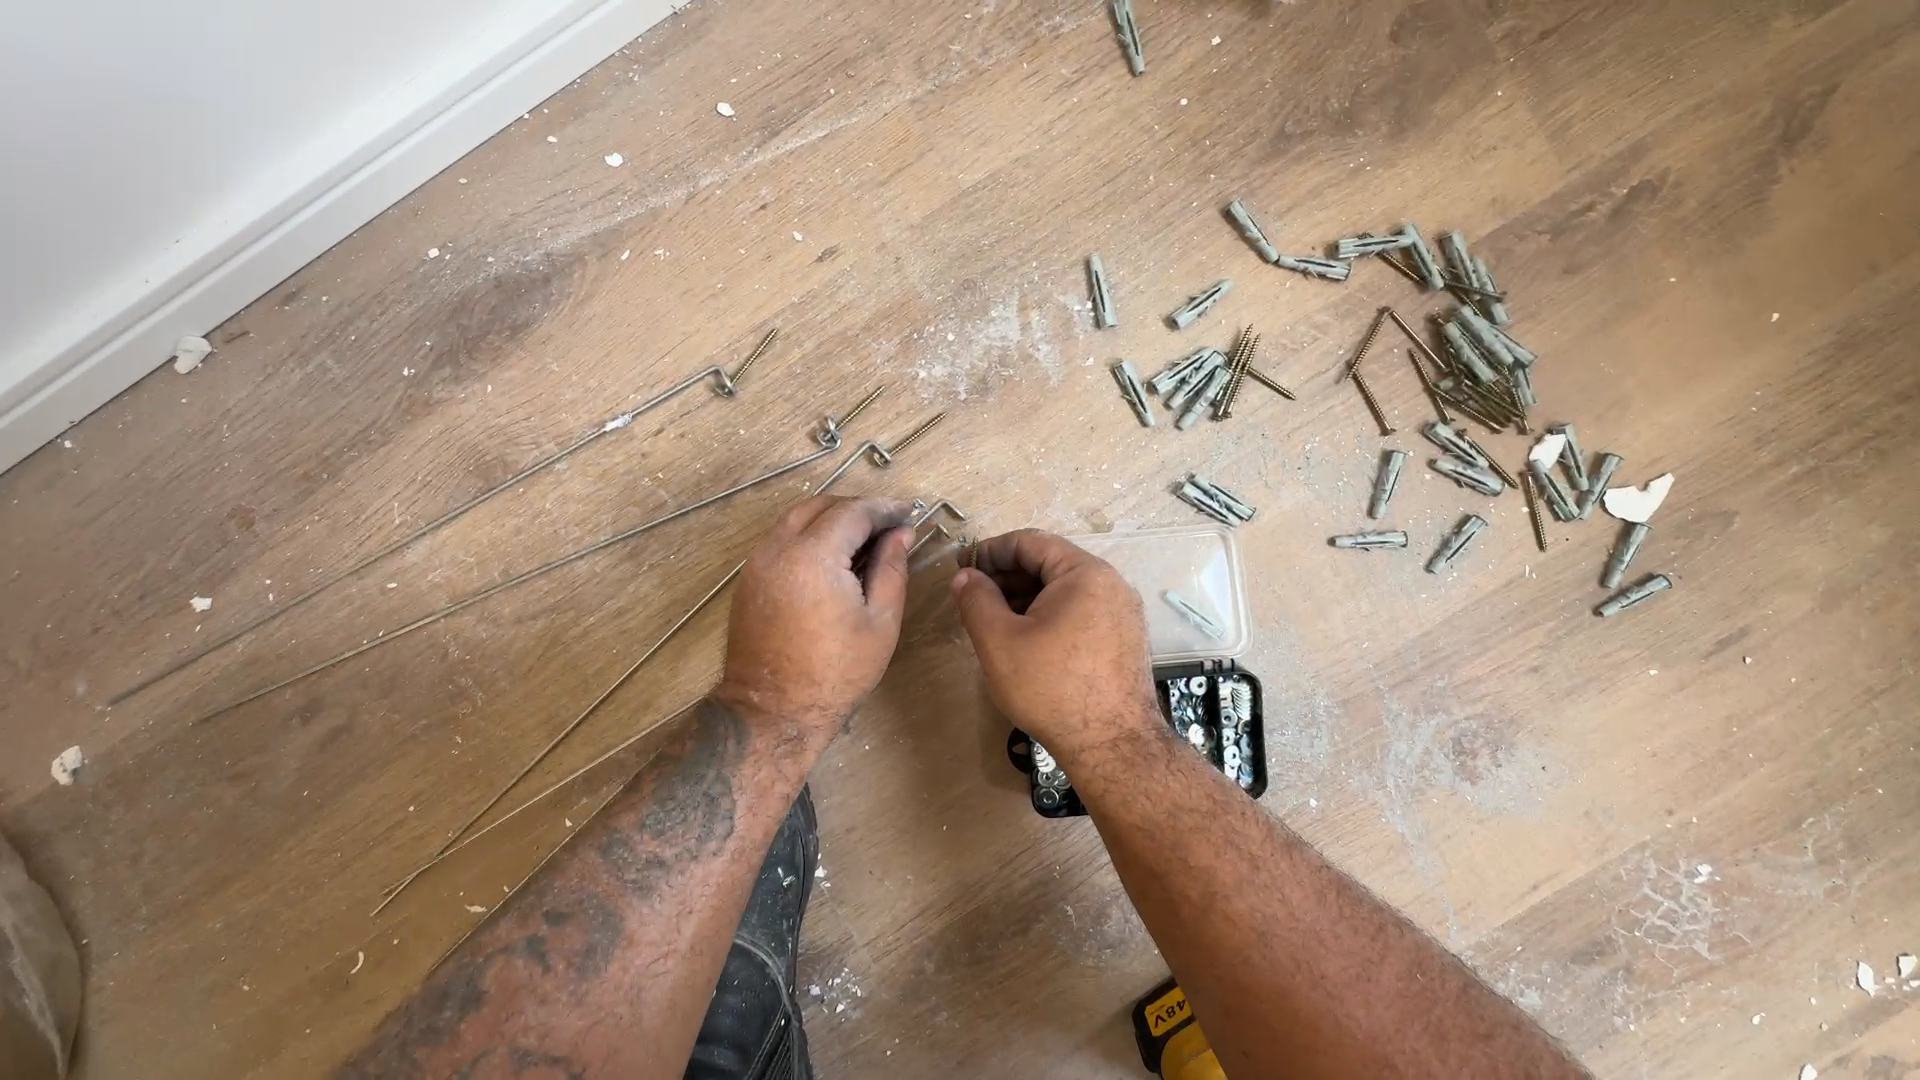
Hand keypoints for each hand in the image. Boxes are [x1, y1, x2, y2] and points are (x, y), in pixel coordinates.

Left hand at [715, 496, 914, 749]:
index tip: (909, 514)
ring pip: (796, 518)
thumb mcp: (880, 622)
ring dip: (831, 519)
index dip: (884, 509)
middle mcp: (778, 549)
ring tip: (864, 538)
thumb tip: (900, 534)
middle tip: (889, 524)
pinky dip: (810, 535)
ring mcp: (757, 562)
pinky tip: (833, 557)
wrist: (774, 711)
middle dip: (857, 508)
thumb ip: (891, 569)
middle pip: (821, 506)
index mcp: (813, 557)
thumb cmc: (836, 673)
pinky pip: (782, 539)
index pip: (852, 512)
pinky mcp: (749, 578)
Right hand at [949, 529, 1163, 760]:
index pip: (1030, 542)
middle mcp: (1111, 584)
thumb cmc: (1051, 688)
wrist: (1112, 745)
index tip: (962, 567)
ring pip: (1064, 590)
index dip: (990, 551)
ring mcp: (1122, 613)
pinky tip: (1024, 639)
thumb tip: (965, 576)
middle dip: (1006, 576)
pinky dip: (1048, 615)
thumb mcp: (999, 641)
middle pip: (1049, 564)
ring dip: (1025, 597)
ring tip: (992, 620)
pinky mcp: (1123, 639)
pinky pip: (1080, 612)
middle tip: (972, 595)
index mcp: (1084, 573)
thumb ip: (976, 600)